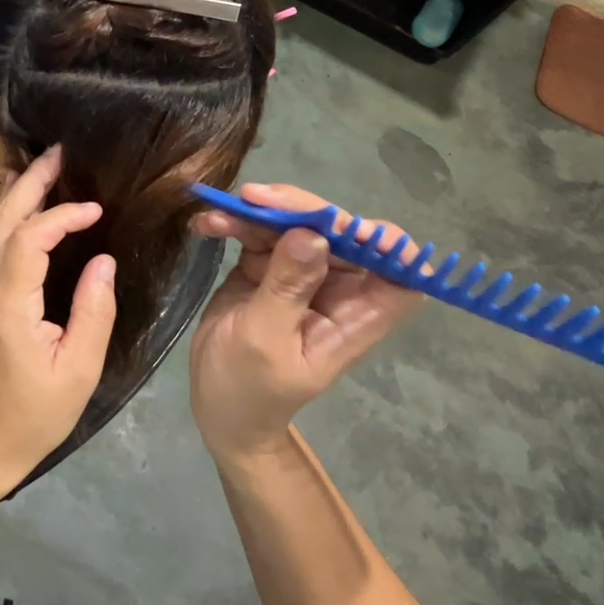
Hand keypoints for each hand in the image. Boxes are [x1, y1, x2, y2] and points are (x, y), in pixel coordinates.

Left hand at [0, 146, 117, 487]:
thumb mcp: (80, 368)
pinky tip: (32, 202)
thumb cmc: (38, 410)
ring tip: (51, 166)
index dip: (62, 216)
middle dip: (32, 182)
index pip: (30, 239)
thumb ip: (93, 310)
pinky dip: (17, 214)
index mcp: (10, 305)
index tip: (96, 209)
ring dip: (22, 193)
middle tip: (60, 152)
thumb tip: (104, 259)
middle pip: (4, 220)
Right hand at [189, 184, 424, 460]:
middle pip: (338, 234)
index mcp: (354, 316)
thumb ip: (287, 287)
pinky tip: (205, 224)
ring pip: (294, 225)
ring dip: (257, 212)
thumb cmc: (250, 388)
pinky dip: (233, 223)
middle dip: (300, 209)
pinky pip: (257, 234)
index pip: (398, 275)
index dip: (387, 246)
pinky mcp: (266, 268)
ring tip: (220, 211)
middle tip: (255, 197)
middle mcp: (335, 289)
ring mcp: (300, 276)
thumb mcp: (265, 340)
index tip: (350, 229)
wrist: (217, 407)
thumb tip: (310, 235)